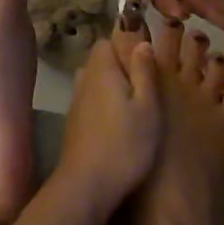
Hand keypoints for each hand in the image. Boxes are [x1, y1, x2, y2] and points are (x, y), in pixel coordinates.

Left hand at [56, 32, 160, 207]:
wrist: (87, 183)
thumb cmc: (125, 143)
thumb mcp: (147, 106)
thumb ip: (144, 72)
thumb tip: (142, 43)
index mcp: (102, 68)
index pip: (107, 40)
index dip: (126, 44)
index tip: (147, 59)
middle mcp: (84, 78)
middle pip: (102, 60)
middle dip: (122, 66)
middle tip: (149, 86)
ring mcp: (76, 100)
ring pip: (97, 81)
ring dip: (114, 86)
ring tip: (138, 106)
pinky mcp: (75, 120)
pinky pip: (92, 100)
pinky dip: (106, 104)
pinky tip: (121, 123)